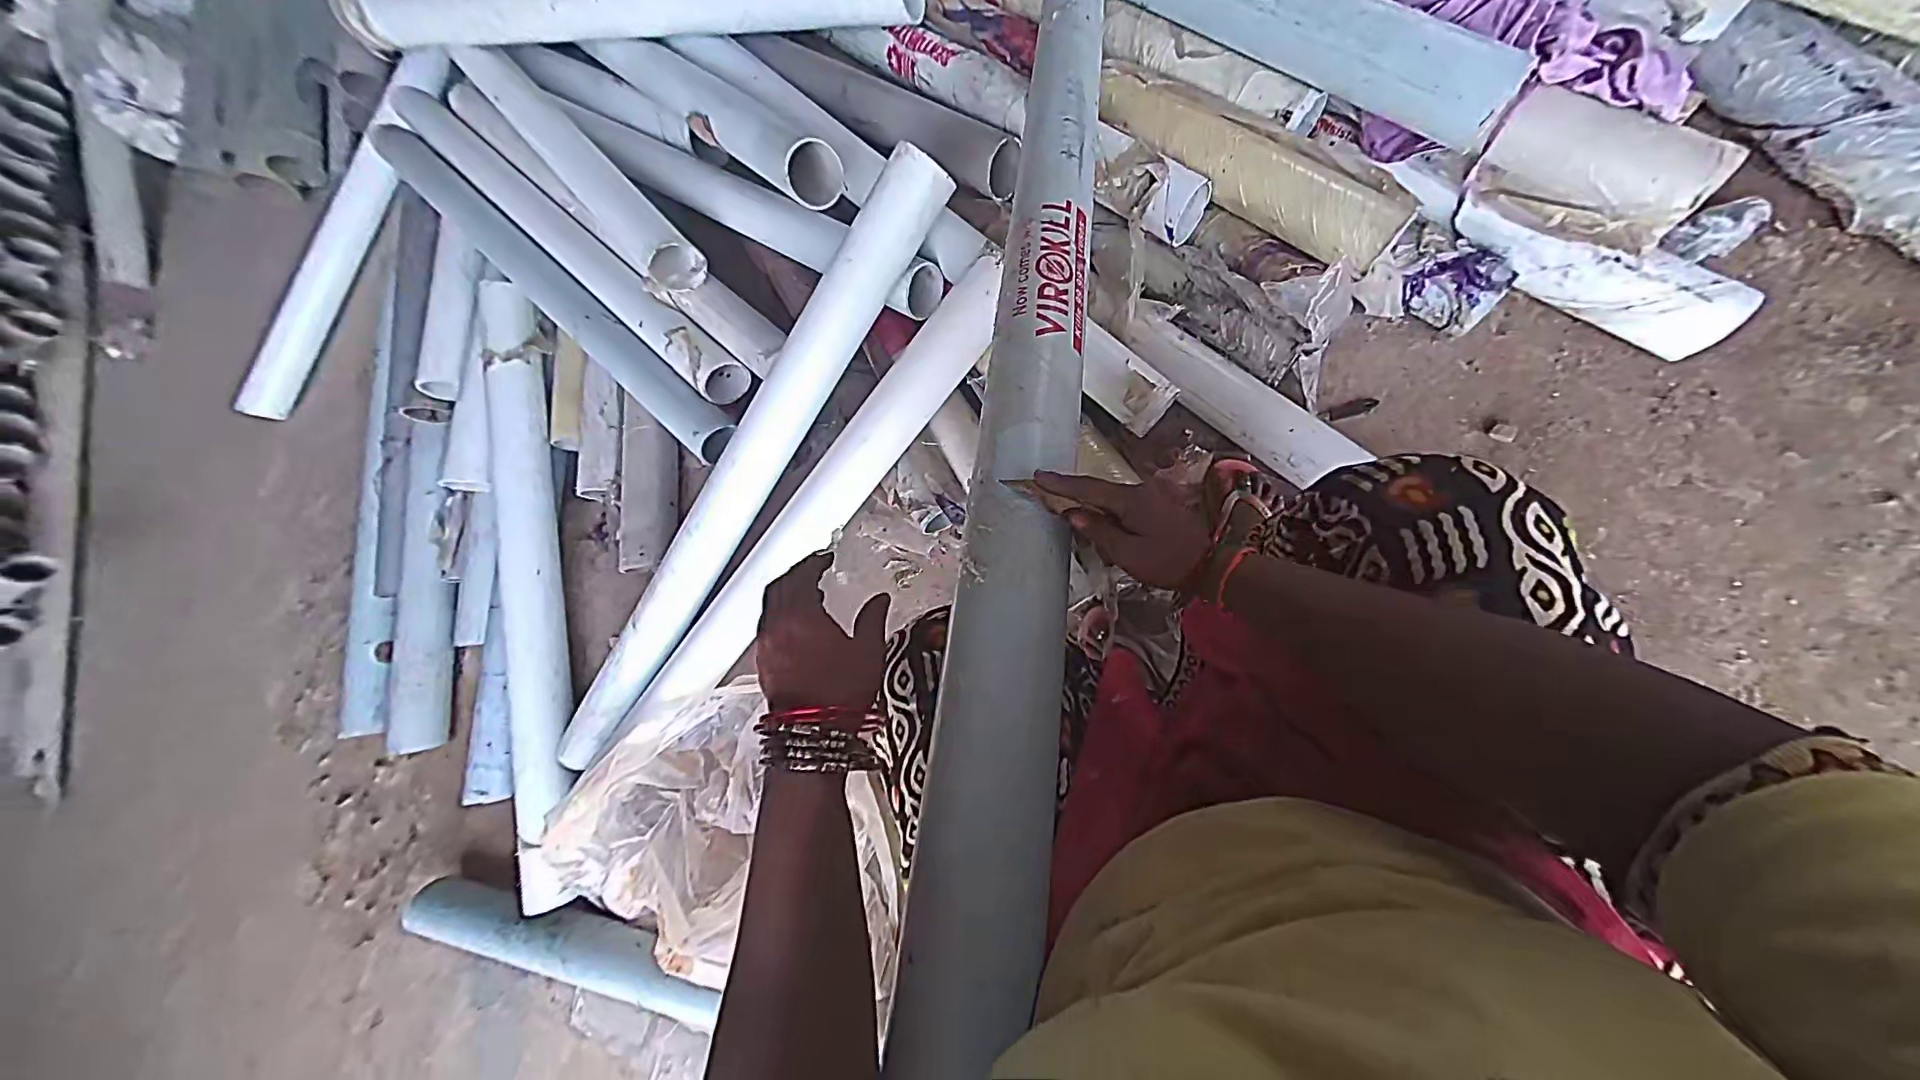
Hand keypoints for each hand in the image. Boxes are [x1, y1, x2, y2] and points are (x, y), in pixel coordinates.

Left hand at [756, 551, 891, 711]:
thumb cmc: (840, 694)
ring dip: (785, 592)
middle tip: (812, 569)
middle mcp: (778, 627)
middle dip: (796, 573)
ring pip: (770, 605)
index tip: (824, 559)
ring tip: (804, 592)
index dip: (814, 563)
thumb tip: (879, 601)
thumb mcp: (868, 651)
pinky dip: (779, 613)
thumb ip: (872, 619)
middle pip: (780, 586)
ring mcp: (767, 645)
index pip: (802, 576)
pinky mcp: (763, 663)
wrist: (813, 732)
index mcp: (803, 617)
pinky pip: (767, 625)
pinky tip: (795, 622)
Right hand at [1031, 470, 1214, 590]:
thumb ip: (1099, 532)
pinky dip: (1109, 513)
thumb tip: (1073, 514)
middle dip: (1074, 494)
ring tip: (1076, 519)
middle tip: (1048, 495)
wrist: (1212, 565)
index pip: (1088, 488)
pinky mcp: (1158, 504)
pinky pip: (1125, 505)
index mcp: (1131, 500)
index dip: (1062, 484)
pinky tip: (1104, 526)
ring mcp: (1152, 495)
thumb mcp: (1128, 554)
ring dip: (1093, 508)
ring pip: (1112, 500)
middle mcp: (1140, 491)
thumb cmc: (1168, 562)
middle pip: (1099, 491)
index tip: (1039, 476)